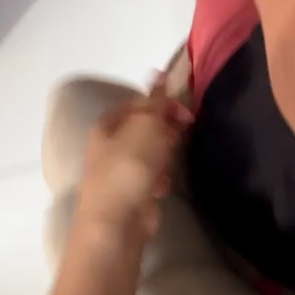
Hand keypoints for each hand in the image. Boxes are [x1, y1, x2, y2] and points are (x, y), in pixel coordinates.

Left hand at [72, 92, 181, 246]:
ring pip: (152, 152)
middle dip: (166, 131)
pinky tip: (162, 186)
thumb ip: (156, 100)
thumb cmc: (130, 167)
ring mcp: (120, 170)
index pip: (140, 103)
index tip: (187, 114)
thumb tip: (159, 72)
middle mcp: (109, 145)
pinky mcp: (132, 191)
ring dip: (165, 156)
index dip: (164, 104)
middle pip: (146, 127)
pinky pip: (154, 175)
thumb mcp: (146, 125)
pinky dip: (161, 178)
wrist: (118, 222)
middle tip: (179, 137)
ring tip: (167, 166)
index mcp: (107, 125)